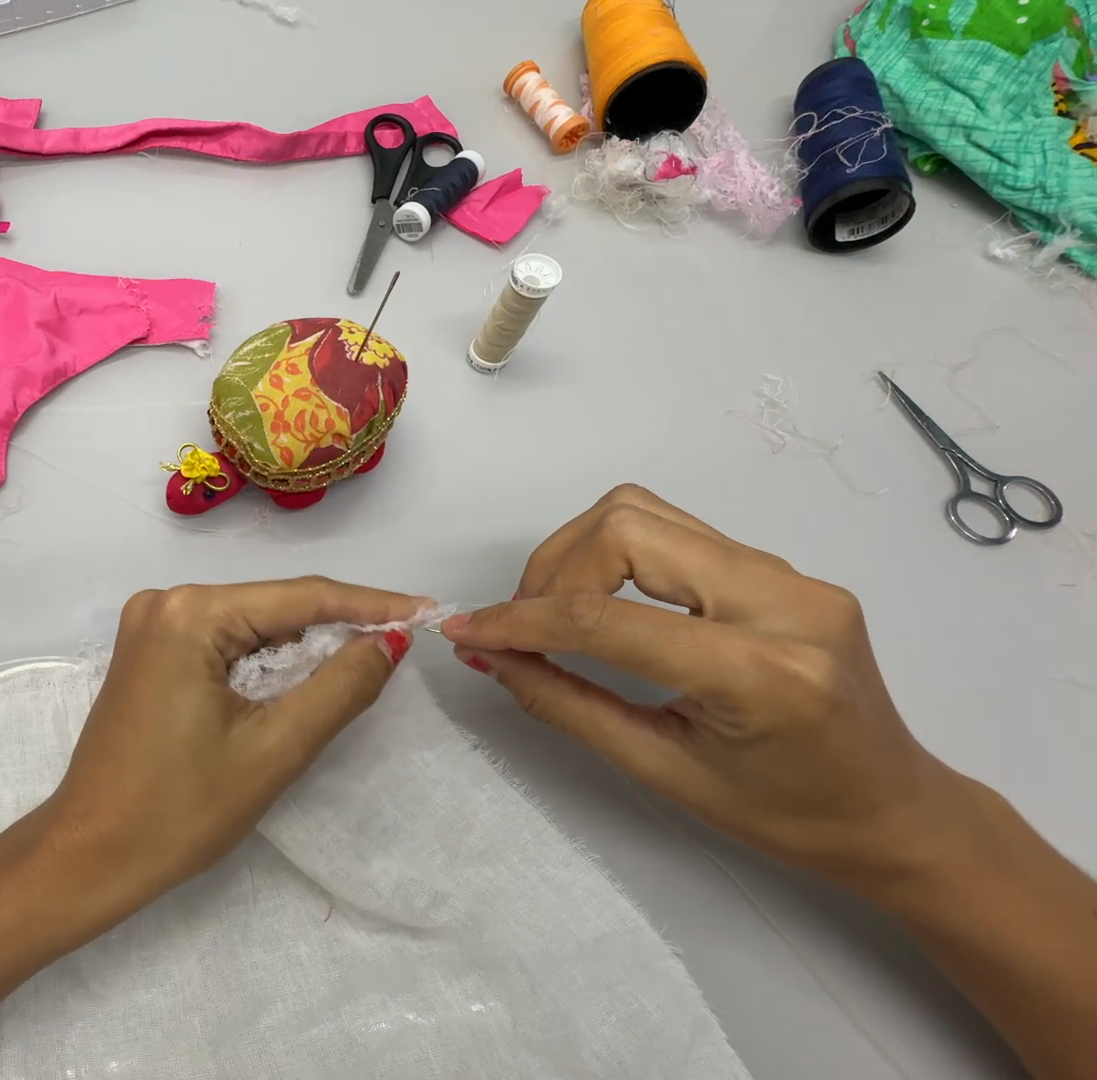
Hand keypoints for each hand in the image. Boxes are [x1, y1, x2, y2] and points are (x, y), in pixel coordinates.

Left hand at [46, 578, 422, 913]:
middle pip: (271, 607)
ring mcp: (150, 626)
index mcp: (189, 613)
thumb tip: (390, 640)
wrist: (90, 853)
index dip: (369, 605)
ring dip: (299, 647)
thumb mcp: (274, 749)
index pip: (300, 598)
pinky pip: (221, 643)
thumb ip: (340, 687)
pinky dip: (261, 660)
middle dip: (333, 628)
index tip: (427, 610)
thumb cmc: (180, 809)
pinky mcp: (147, 652)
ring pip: (248, 625)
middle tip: (399, 645)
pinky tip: (293, 680)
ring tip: (355, 667)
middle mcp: (164, 602)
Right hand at [441, 485, 965, 888]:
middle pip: (624, 528)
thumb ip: (562, 702)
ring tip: (556, 609)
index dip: (519, 620)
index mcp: (760, 673)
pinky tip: (600, 599)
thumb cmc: (783, 816)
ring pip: (641, 511)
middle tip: (524, 626)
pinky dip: (609, 555)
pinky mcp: (778, 568)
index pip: (605, 617)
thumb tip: (488, 655)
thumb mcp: (659, 770)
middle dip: (551, 571)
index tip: (465, 631)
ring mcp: (788, 574)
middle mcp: (783, 600)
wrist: (899, 814)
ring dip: (576, 553)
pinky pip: (669, 529)